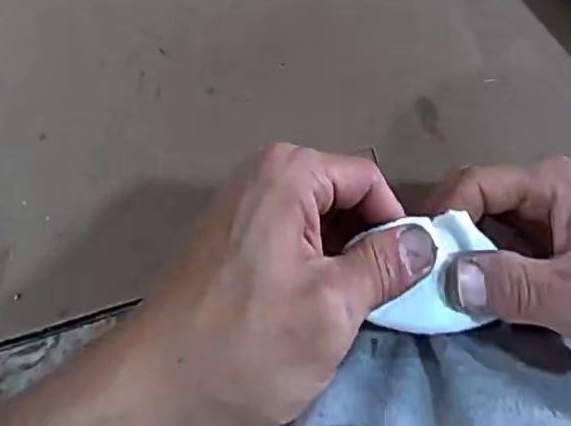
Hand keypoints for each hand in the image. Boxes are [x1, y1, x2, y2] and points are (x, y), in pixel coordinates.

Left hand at [0, 144, 435, 425]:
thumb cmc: (242, 346)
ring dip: (337, 257)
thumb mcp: (331, 308)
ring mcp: (241, 200)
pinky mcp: (228, 232)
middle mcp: (264, 171)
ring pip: (318, 217)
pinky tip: (302, 306)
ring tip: (338, 307)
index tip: (404, 271)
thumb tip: (427, 240)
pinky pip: (288, 231)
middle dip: (364, 242)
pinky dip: (308, 262)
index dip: (393, 223)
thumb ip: (386, 265)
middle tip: (372, 296)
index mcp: (290, 171)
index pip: (368, 179)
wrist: (143, 399)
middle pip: (342, 194)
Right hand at [427, 157, 570, 423]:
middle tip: (421, 282)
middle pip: (480, 205)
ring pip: (491, 233)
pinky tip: (477, 305)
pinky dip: (490, 278)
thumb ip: (513, 284)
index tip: (417, 257)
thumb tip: (445, 275)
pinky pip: (509, 258)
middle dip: (450, 239)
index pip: (477, 182)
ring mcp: (553, 225)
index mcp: (552, 182)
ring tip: (441, 298)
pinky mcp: (557, 256)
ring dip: (468, 262)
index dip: (443, 212)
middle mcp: (547, 193)